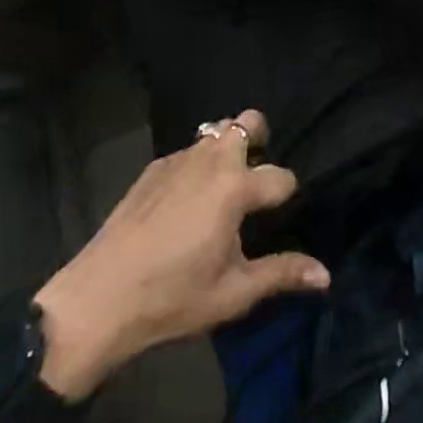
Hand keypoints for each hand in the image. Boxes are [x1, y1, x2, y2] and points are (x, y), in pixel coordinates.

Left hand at [31, 110, 328, 398]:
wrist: (96, 300)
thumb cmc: (172, 297)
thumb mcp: (234, 293)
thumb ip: (282, 274)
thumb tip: (326, 275)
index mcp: (235, 189)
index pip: (281, 176)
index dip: (287, 195)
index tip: (279, 216)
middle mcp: (210, 162)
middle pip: (248, 122)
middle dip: (261, 138)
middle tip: (257, 175)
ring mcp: (177, 161)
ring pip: (215, 130)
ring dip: (228, 146)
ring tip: (226, 184)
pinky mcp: (152, 170)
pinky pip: (187, 150)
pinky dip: (198, 162)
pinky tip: (187, 198)